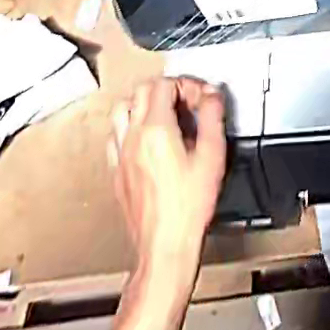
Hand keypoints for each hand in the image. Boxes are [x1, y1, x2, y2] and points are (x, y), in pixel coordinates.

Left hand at [109, 77, 226, 284]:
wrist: (166, 245)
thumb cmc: (188, 207)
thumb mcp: (213, 154)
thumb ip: (213, 116)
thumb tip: (212, 94)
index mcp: (156, 130)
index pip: (165, 85)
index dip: (187, 84)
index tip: (202, 96)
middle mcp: (133, 138)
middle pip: (142, 91)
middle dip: (168, 88)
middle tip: (187, 100)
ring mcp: (121, 155)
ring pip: (122, 110)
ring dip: (145, 103)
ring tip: (166, 113)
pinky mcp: (117, 171)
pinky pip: (116, 136)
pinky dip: (131, 127)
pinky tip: (148, 138)